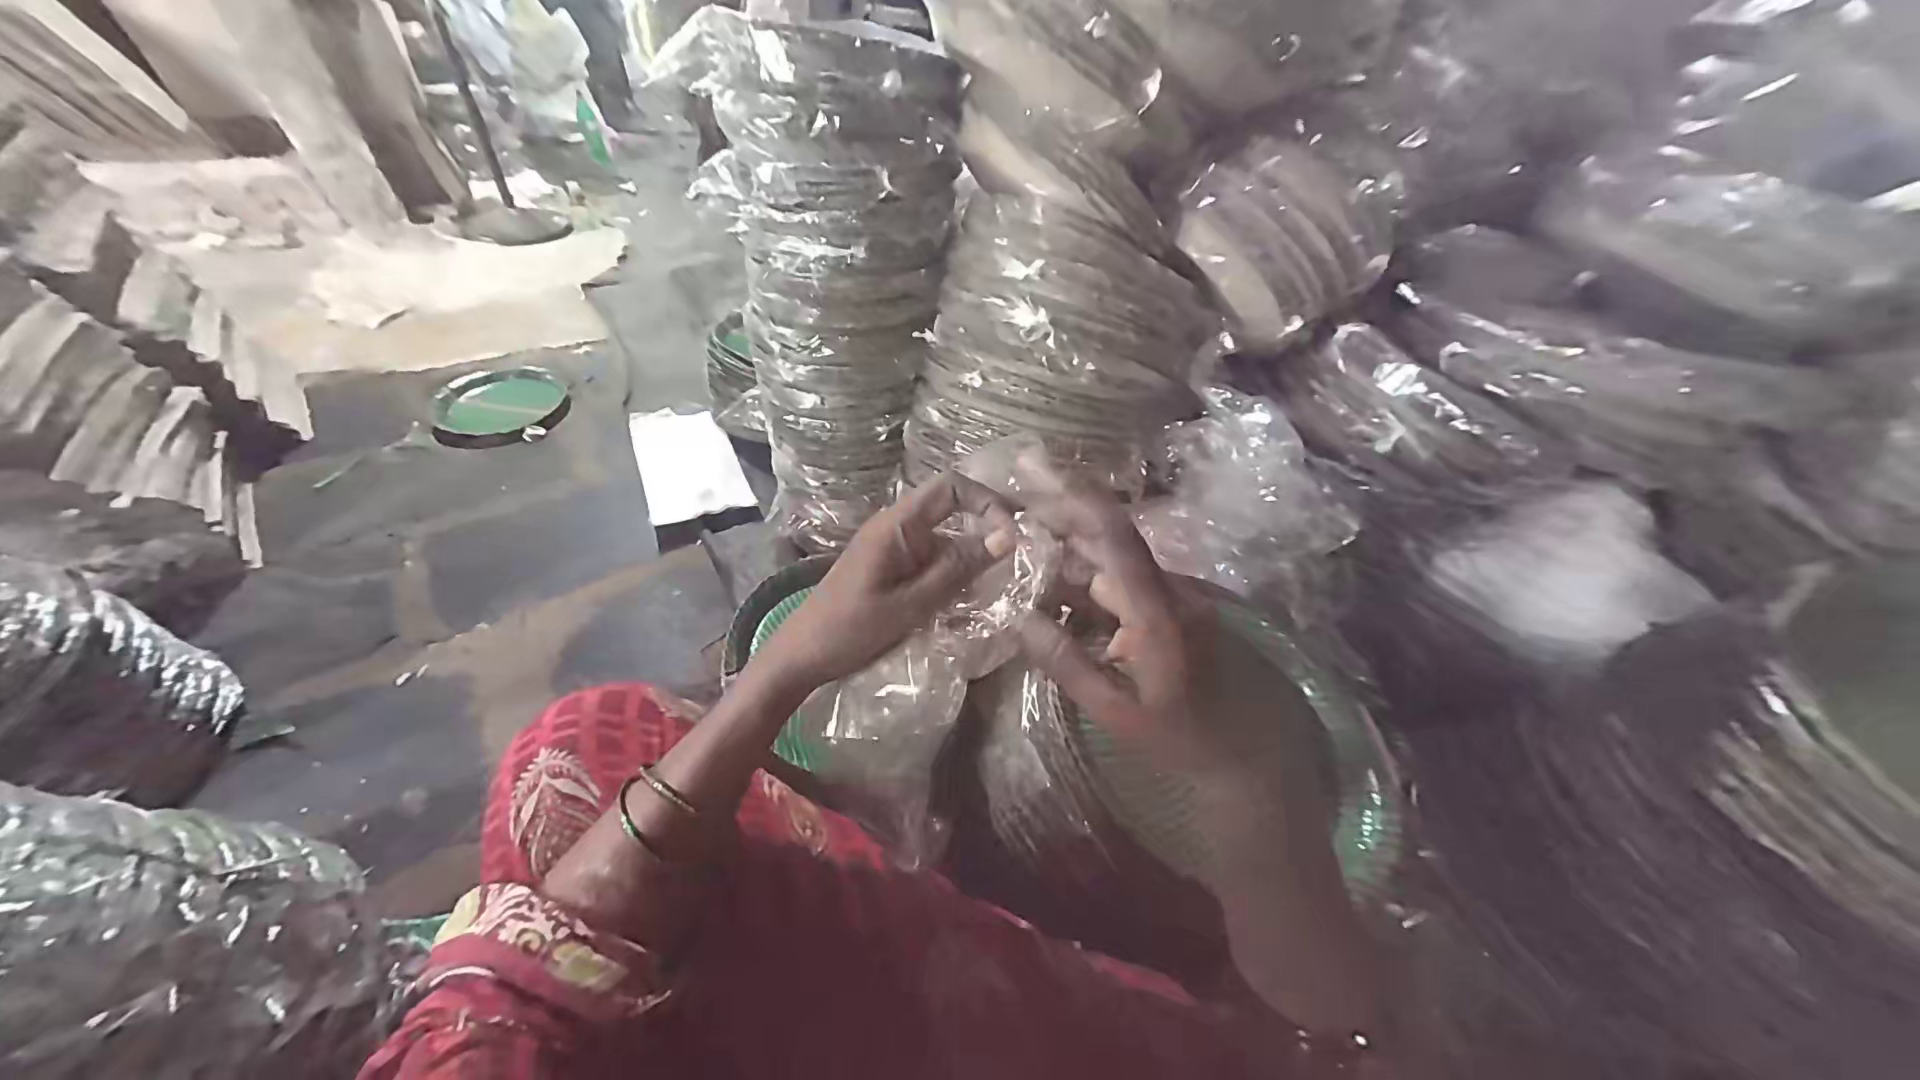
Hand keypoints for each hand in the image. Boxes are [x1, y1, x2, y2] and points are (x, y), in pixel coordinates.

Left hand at [755, 472, 1015, 690]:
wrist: (802, 656)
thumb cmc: (849, 629)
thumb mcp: (911, 604)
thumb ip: (957, 569)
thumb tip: (1007, 536)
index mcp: (897, 524)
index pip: (951, 486)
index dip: (987, 501)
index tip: (1012, 535)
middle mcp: (899, 528)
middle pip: (954, 509)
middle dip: (989, 527)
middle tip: (1024, 554)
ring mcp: (898, 549)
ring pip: (948, 539)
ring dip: (976, 556)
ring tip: (1005, 582)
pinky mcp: (897, 570)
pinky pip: (936, 561)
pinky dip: (958, 575)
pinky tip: (975, 600)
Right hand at [1010, 453, 1225, 770]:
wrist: (1255, 752)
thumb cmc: (1187, 737)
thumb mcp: (1118, 713)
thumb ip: (1067, 664)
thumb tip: (1019, 619)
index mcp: (1156, 611)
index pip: (1113, 536)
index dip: (1073, 496)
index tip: (1033, 468)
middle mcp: (1168, 589)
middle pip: (1106, 540)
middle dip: (1055, 522)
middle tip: (1008, 514)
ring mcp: (1175, 596)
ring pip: (1111, 563)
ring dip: (1066, 559)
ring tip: (1020, 563)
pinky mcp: (1174, 607)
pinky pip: (1122, 584)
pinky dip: (1086, 587)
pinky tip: (1056, 604)